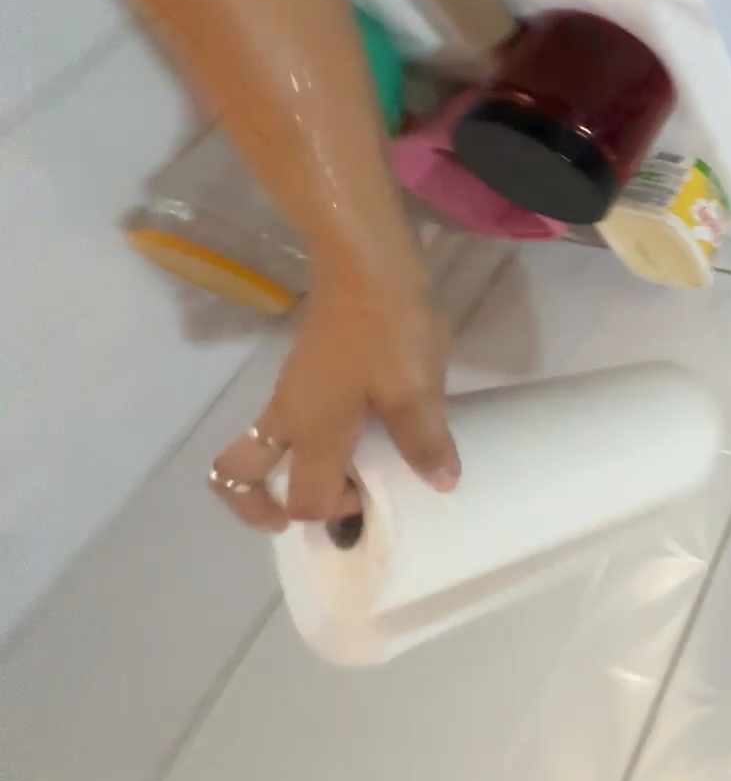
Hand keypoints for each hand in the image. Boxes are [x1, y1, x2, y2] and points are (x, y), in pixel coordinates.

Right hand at [210, 271, 459, 531]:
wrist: (367, 268)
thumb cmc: (391, 332)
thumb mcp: (418, 390)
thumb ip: (426, 440)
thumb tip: (442, 484)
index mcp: (313, 431)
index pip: (303, 496)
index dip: (335, 512)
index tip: (377, 505)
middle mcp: (288, 416)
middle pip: (239, 474)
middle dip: (262, 506)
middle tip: (323, 511)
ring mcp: (294, 390)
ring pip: (265, 446)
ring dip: (292, 470)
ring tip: (351, 475)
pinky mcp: (311, 368)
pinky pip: (293, 420)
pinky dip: (311, 440)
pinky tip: (366, 430)